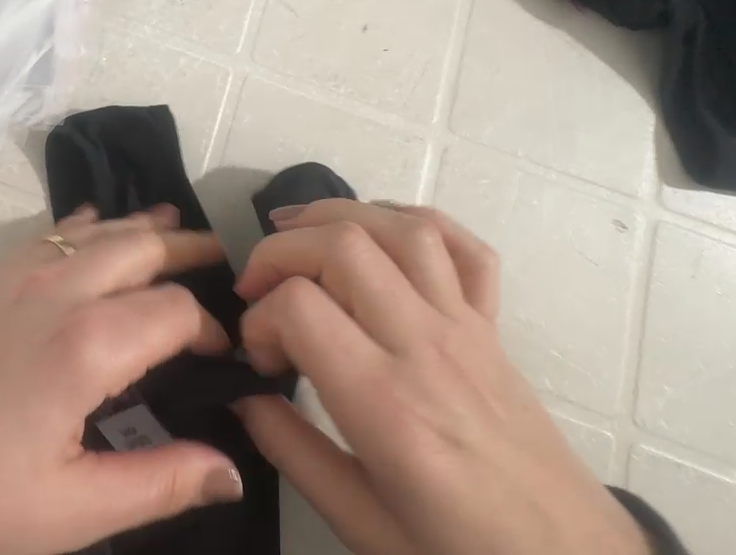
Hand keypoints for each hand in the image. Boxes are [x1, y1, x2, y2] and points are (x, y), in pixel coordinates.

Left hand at [0, 205, 247, 554]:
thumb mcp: (74, 509)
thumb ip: (161, 483)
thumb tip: (232, 469)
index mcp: (87, 346)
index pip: (175, 310)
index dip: (210, 328)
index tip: (223, 355)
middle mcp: (59, 291)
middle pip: (141, 246)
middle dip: (187, 249)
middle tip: (222, 261)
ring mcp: (19, 274)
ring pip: (97, 229)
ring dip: (141, 226)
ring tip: (177, 227)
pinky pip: (51, 230)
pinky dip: (87, 223)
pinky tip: (99, 223)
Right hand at [234, 200, 648, 554]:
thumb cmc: (463, 553)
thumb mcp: (363, 527)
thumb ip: (292, 452)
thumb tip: (243, 394)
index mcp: (388, 407)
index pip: (299, 308)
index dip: (257, 319)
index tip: (258, 357)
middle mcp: (426, 348)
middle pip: (341, 245)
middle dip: (278, 250)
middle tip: (256, 288)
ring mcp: (466, 330)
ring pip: (399, 229)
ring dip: (336, 215)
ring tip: (296, 233)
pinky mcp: (492, 329)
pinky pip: (463, 248)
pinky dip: (413, 220)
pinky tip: (375, 234)